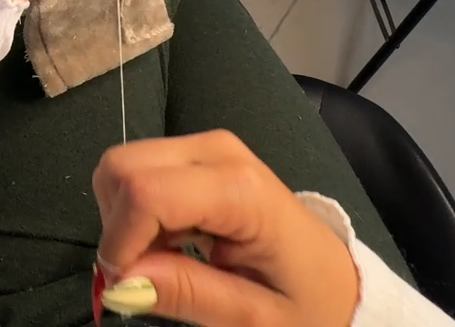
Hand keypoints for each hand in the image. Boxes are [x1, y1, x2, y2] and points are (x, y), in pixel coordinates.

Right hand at [92, 131, 359, 326]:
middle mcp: (214, 150)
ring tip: (161, 258)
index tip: (125, 287)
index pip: (146, 191)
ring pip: (123, 163)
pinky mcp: (195, 150)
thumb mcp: (257, 321)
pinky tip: (168, 240)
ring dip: (123, 216)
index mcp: (239, 189)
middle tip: (143, 275)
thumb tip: (118, 282)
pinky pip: (138, 167)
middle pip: (123, 165)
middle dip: (116, 224)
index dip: (120, 240)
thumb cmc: (308, 306)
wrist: (338, 280)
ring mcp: (204, 145)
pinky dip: (134, 207)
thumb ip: (188, 295)